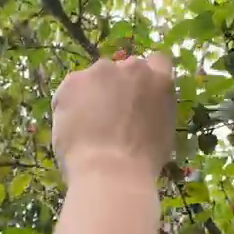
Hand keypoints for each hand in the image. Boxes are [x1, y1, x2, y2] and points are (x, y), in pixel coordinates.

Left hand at [51, 52, 176, 186]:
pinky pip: (69, 92)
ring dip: (91, 95)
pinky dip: (69, 107)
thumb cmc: (143, 162)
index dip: (145, 78)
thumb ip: (154, 109)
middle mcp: (131, 67)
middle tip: (110, 116)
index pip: (157, 62)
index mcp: (159, 80)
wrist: (111, 172)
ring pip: (92, 79)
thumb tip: (142, 109)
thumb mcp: (163, 132)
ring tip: (88, 128)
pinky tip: (74, 131)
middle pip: (121, 70)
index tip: (137, 95)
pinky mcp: (73, 82)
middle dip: (115, 87)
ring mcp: (100, 72)